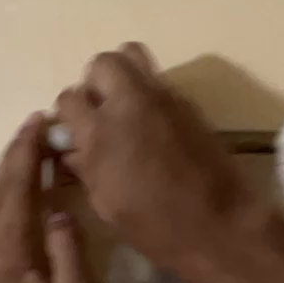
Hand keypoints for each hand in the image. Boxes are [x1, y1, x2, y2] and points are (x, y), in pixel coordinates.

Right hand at [54, 43, 269, 275]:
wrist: (216, 224)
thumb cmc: (154, 227)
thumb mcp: (107, 206)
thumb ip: (87, 170)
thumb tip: (74, 152)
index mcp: (101, 133)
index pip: (69, 98)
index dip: (66, 115)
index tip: (72, 132)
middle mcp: (128, 103)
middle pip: (101, 63)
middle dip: (94, 84)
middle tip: (99, 114)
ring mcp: (162, 96)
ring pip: (132, 55)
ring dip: (121, 75)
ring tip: (123, 108)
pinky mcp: (187, 101)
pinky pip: (158, 79)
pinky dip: (147, 92)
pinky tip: (151, 124)